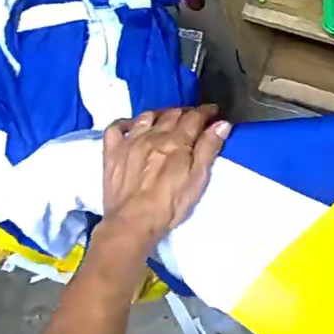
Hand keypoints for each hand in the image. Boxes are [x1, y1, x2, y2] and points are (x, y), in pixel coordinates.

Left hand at [93, 106, 229, 259]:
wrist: (133, 222)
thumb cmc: (173, 203)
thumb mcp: (199, 177)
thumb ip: (209, 148)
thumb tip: (222, 123)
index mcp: (177, 141)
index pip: (194, 117)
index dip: (206, 111)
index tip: (214, 111)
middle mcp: (153, 135)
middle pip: (172, 114)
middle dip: (186, 112)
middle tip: (196, 118)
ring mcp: (130, 142)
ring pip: (146, 116)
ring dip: (161, 114)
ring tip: (168, 120)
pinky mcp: (111, 152)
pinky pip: (115, 127)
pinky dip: (127, 122)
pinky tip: (133, 126)